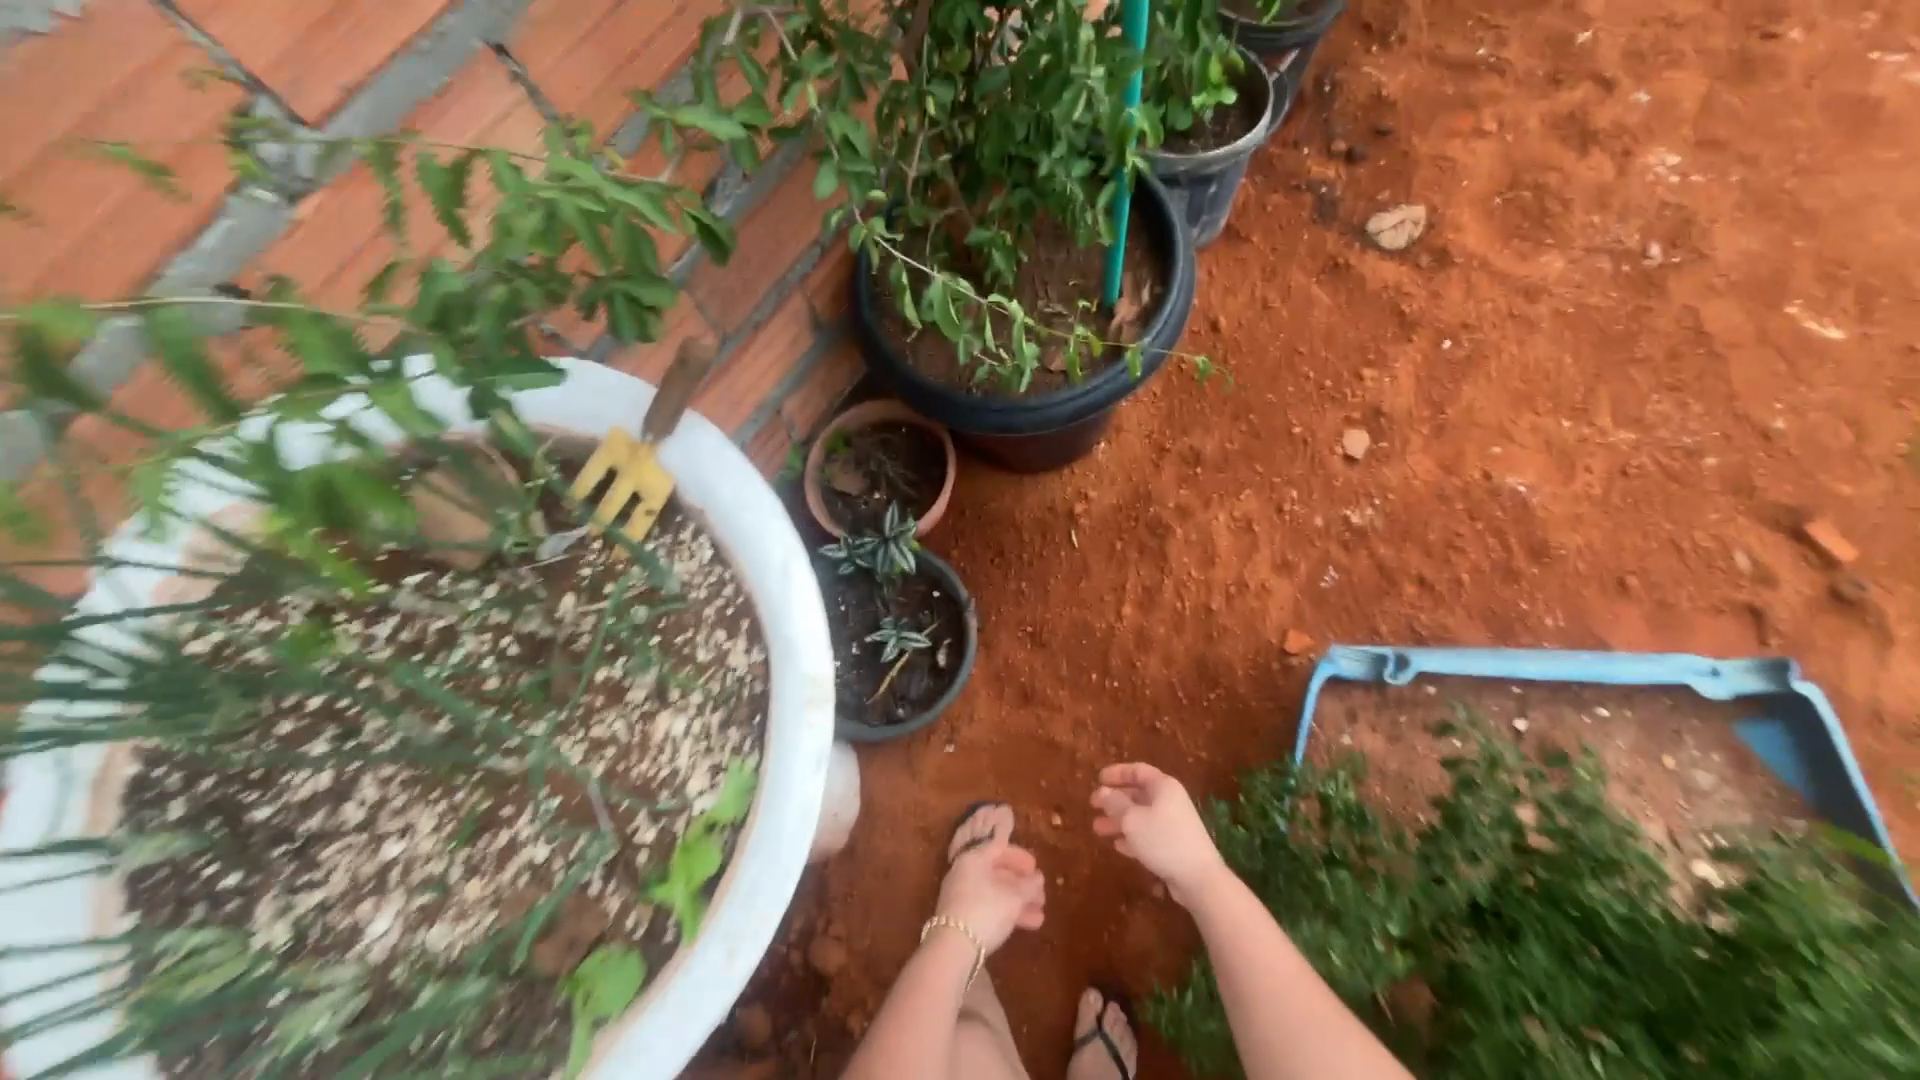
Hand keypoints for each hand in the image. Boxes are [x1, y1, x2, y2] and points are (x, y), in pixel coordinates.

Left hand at [933, 839, 1045, 954]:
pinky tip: (1028, 925)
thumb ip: (1029, 885)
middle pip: (998, 872)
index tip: (1036, 866)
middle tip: (1041, 894)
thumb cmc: (986, 911)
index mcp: (974, 859)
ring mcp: (962, 895)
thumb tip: (1038, 877)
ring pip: (995, 892)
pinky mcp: (962, 916)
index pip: (998, 848)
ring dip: (1019, 902)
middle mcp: (965, 873)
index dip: (1019, 855)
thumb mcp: (1014, 897)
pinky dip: (1007, 912)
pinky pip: (988, 907)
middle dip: (1022, 884)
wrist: (953, 947)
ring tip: (1040, 914)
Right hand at [1091, 762, 1228, 904]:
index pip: (1138, 771)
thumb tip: (1103, 791)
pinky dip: (1132, 838)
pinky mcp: (1173, 846)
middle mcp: (1169, 801)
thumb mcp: (1132, 819)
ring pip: (1140, 817)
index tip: (1098, 779)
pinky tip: (1117, 846)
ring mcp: (1173, 825)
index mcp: (1163, 787)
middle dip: (1114, 800)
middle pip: (1138, 795)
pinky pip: (1148, 836)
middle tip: (1093, 805)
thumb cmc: (1163, 840)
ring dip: (1119, 821)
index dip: (1117, 773)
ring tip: (1097, 829)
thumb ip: (1115, 803)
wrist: (1198, 878)